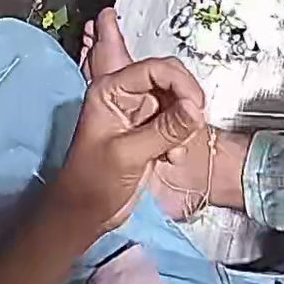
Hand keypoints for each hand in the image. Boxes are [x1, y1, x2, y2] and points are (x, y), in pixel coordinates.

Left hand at [50, 55, 206, 235]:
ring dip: (185, 122)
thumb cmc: (94, 182)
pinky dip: (182, 136)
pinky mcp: (151, 129)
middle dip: (186, 100)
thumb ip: (166, 130)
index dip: (180, 82)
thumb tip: (197, 108)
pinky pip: (178, 120)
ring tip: (176, 150)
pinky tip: (172, 158)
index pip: (154, 69)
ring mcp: (139, 111)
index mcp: (110, 89)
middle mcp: (126, 93)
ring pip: (177, 99)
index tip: (198, 107)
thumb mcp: (129, 155)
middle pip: (169, 78)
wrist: (86, 214)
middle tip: (196, 124)